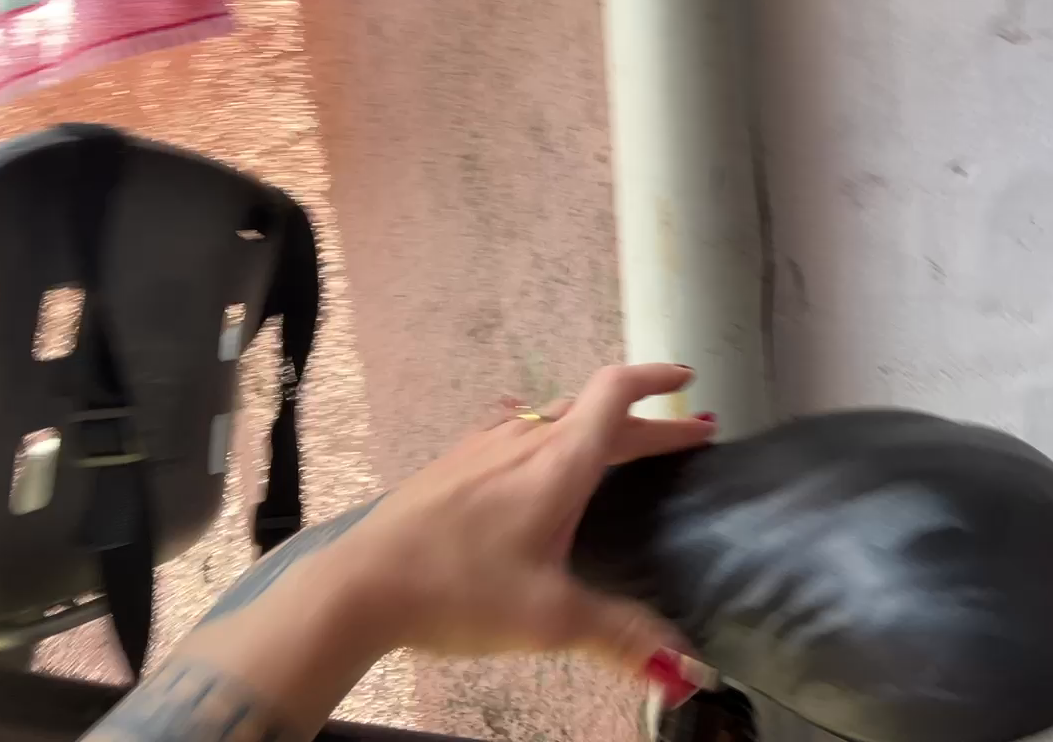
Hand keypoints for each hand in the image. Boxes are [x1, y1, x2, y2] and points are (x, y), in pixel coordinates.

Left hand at [94, 365, 714, 741]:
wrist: (363, 581)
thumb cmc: (462, 589)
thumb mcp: (549, 620)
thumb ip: (623, 638)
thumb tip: (689, 672)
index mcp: (560, 459)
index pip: (616, 393)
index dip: (655, 379)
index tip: (687, 380)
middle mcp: (528, 437)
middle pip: (598, 411)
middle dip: (648, 421)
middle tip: (686, 435)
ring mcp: (489, 443)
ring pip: (560, 418)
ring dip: (601, 427)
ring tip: (623, 447)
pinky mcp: (460, 459)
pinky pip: (524, 431)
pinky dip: (557, 436)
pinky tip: (541, 456)